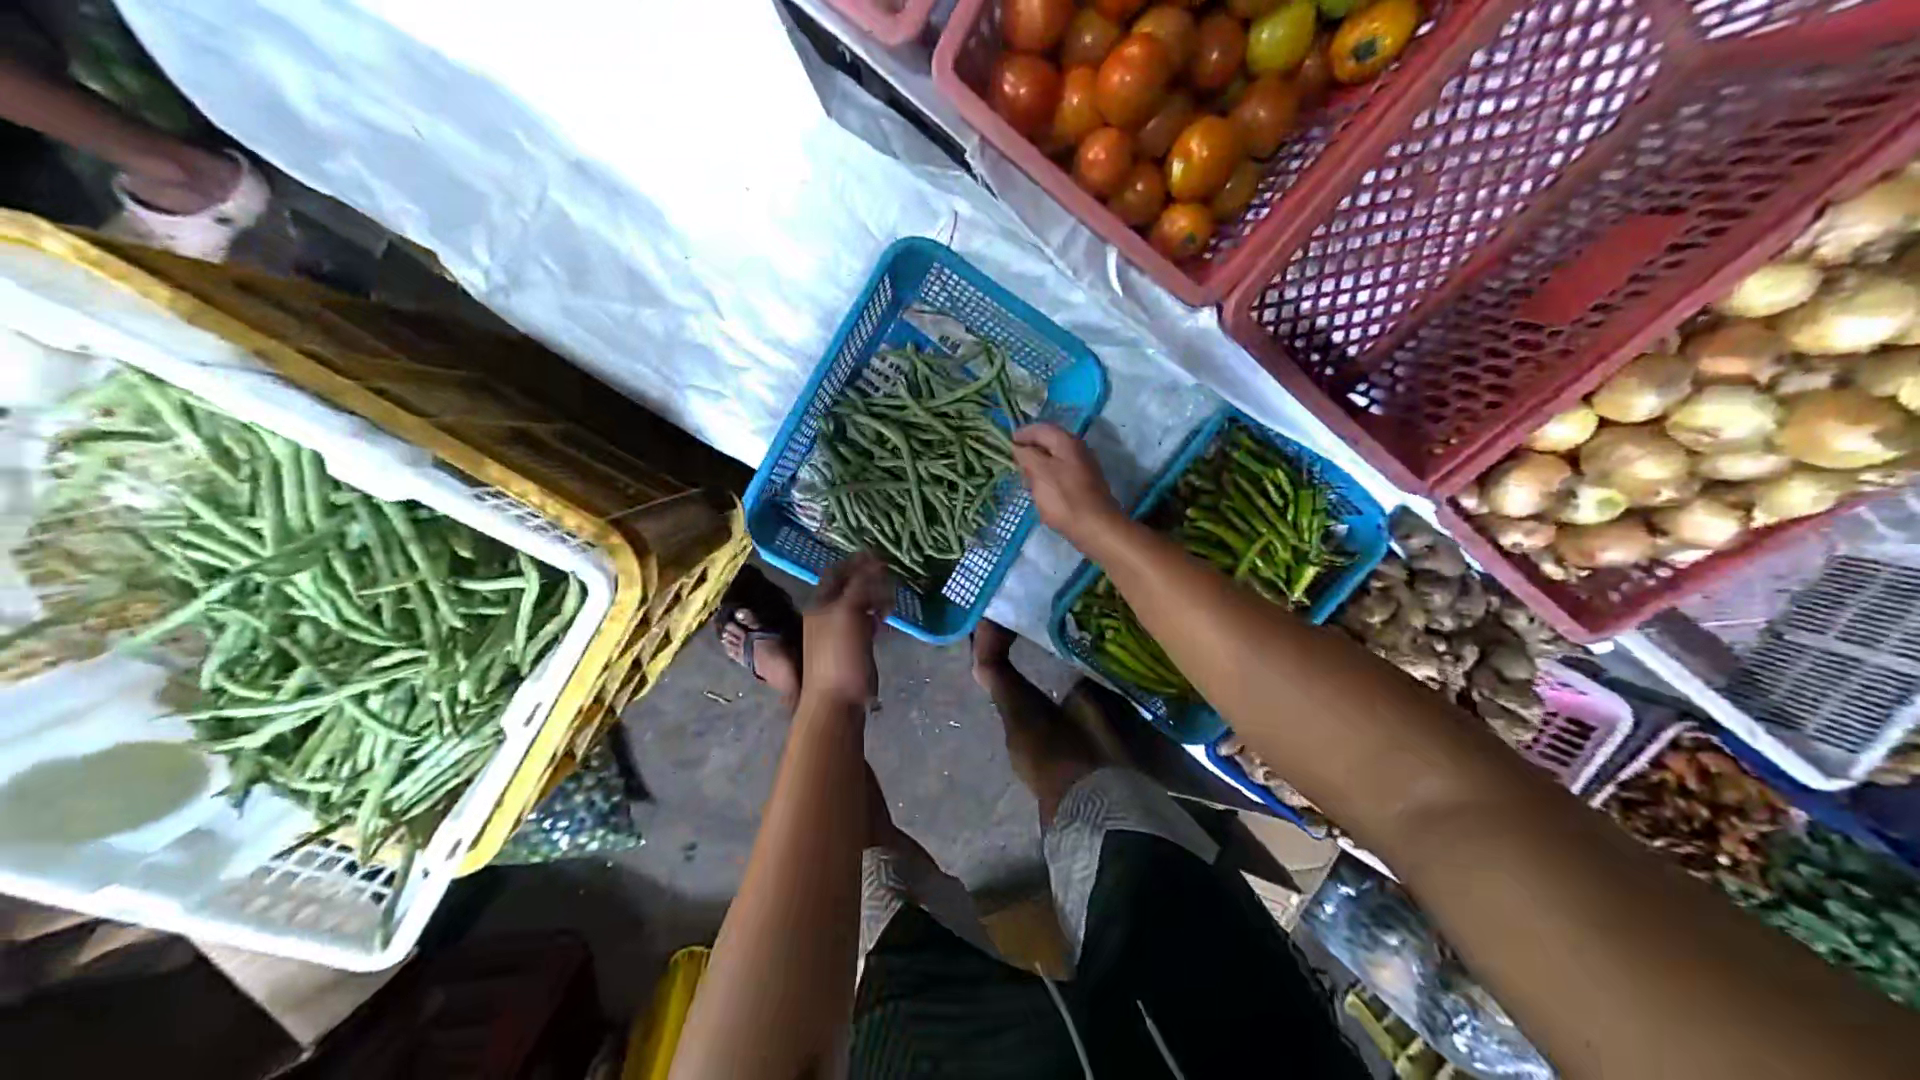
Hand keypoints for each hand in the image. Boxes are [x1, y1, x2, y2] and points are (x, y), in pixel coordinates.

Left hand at [801, 552, 892, 710]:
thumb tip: (875, 561)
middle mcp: (827, 614)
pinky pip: (864, 623)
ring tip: (891, 594)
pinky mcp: (852, 648)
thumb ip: (861, 585)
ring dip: (874, 596)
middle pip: (848, 587)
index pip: (838, 572)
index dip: (856, 561)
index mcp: (821, 603)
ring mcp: (839, 632)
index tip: (880, 554)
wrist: (836, 701)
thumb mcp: (848, 612)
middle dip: (868, 577)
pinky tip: (887, 617)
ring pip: (858, 604)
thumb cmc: (840, 655)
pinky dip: (876, 615)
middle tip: (891, 572)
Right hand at [1012, 423, 1124, 550]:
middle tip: (1016, 464)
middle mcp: (1078, 449)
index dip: (1022, 434)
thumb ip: (1026, 455)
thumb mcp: (1039, 472)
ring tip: (1026, 480)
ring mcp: (1084, 467)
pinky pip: (1062, 474)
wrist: (1096, 527)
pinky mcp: (1085, 484)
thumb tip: (1018, 446)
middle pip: (1049, 443)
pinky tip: (1042, 492)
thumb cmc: (1064, 498)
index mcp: (1067, 442)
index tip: (1007, 445)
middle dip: (1030, 451)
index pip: (1040, 428)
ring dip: (1039, 466)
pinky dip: (1049, 478)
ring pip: (1055, 459)